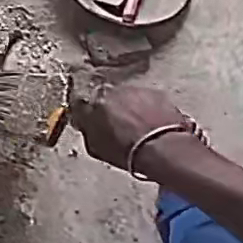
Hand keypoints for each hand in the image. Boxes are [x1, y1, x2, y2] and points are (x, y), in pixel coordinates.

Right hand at [67, 73, 197, 174]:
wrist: (162, 149)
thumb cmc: (127, 152)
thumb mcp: (95, 147)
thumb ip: (87, 130)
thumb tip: (86, 125)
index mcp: (90, 103)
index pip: (79, 103)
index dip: (86, 113)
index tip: (90, 121)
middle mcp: (110, 91)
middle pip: (104, 96)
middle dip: (109, 108)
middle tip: (117, 125)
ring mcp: (133, 90)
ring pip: (127, 96)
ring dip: (129, 107)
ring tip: (138, 127)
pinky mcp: (155, 92)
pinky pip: (147, 99)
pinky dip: (148, 108)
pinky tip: (153, 124)